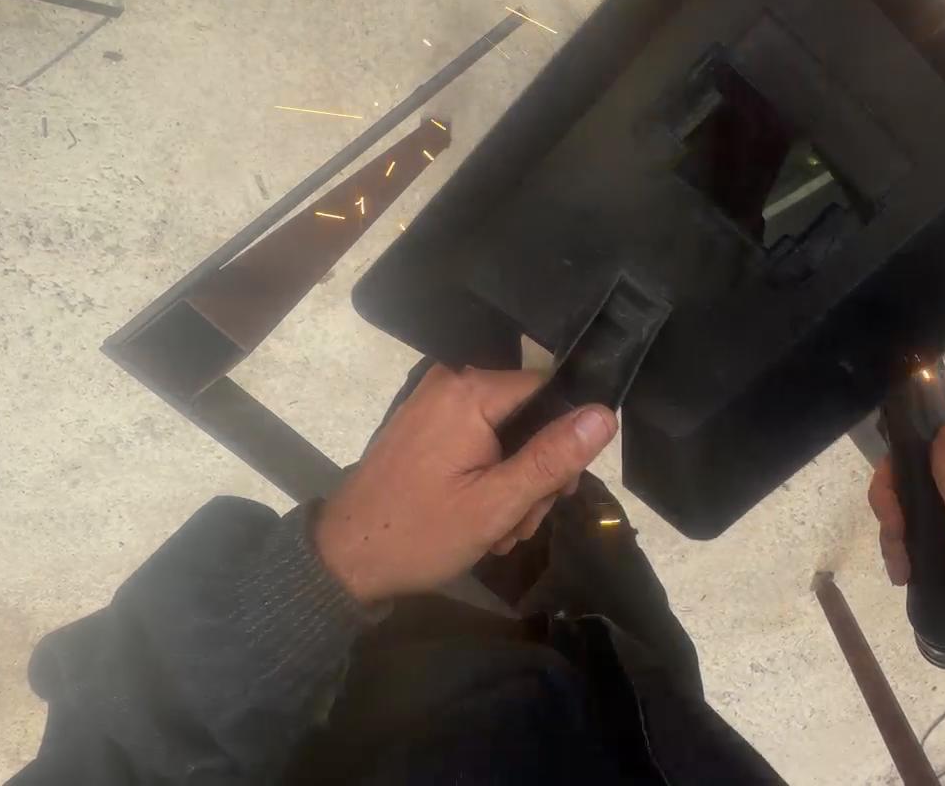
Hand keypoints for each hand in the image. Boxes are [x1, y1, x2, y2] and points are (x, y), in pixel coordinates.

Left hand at [313, 365, 617, 601]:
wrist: (340, 563)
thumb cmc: (419, 534)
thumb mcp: (496, 504)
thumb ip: (552, 457)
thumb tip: (604, 415)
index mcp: (471, 390)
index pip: (550, 389)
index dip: (565, 437)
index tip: (559, 487)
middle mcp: (453, 381)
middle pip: (530, 412)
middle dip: (536, 470)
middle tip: (520, 520)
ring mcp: (436, 401)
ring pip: (508, 430)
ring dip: (514, 479)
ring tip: (499, 528)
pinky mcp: (427, 421)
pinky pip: (480, 435)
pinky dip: (489, 472)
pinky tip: (482, 513)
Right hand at [868, 387, 944, 716]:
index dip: (913, 411)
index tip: (885, 440)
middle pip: (915, 453)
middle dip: (894, 489)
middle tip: (894, 526)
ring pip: (909, 489)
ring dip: (896, 523)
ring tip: (901, 561)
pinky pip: (916, 520)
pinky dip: (903, 541)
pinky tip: (904, 569)